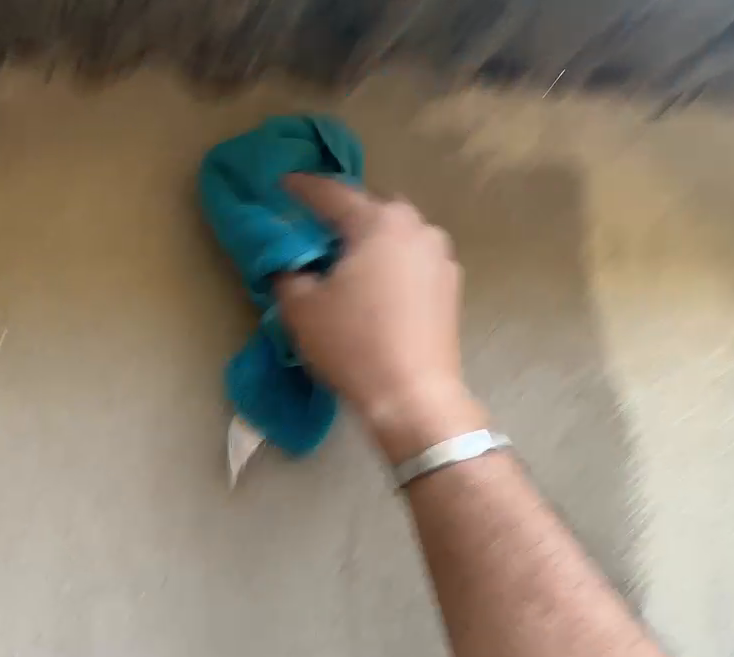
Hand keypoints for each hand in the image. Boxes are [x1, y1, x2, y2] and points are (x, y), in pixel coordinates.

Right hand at [274, 175, 486, 459]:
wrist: (411, 394)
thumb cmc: (352, 344)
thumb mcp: (301, 309)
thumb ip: (288, 274)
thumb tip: (287, 263)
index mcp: (379, 222)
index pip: (333, 194)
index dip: (302, 189)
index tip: (283, 185)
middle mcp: (417, 227)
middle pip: (372, 210)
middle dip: (343, 216)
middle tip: (315, 230)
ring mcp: (440, 257)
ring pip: (395, 237)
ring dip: (369, 242)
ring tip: (346, 263)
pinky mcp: (450, 287)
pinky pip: (410, 263)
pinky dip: (389, 267)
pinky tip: (373, 290)